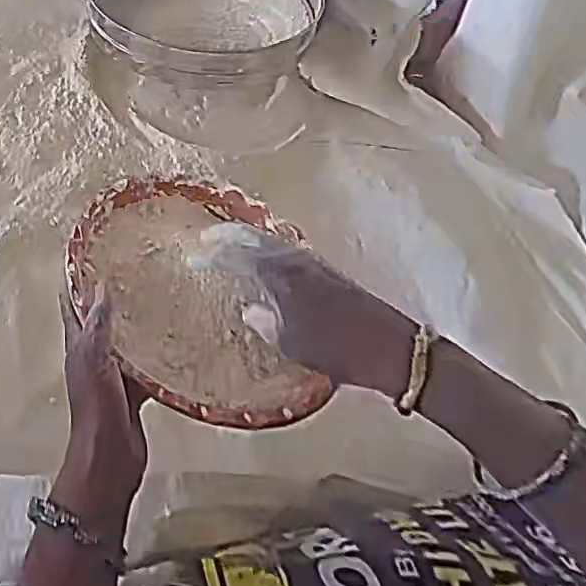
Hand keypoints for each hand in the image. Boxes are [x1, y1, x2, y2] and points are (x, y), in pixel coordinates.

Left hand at [54, 285, 148, 536]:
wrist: (109, 458)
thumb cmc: (96, 406)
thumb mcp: (94, 359)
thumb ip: (98, 325)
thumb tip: (100, 287)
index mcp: (78, 348)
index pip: (73, 309)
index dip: (75, 287)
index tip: (85, 262)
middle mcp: (93, 358)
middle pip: (100, 324)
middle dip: (110, 302)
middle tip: (129, 275)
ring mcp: (113, 377)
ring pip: (124, 345)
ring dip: (134, 328)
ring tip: (154, 301)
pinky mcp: (132, 394)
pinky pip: (144, 369)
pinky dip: (154, 358)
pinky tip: (172, 345)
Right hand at [193, 223, 418, 395]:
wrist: (391, 347)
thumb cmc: (339, 349)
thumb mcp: (295, 344)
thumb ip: (267, 323)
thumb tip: (249, 309)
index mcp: (283, 275)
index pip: (239, 255)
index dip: (214, 254)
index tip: (193, 256)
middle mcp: (295, 261)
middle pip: (254, 238)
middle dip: (227, 236)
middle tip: (206, 240)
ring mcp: (311, 263)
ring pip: (269, 241)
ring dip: (246, 239)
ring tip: (227, 243)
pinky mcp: (323, 271)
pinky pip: (283, 250)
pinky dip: (264, 248)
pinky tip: (261, 259)